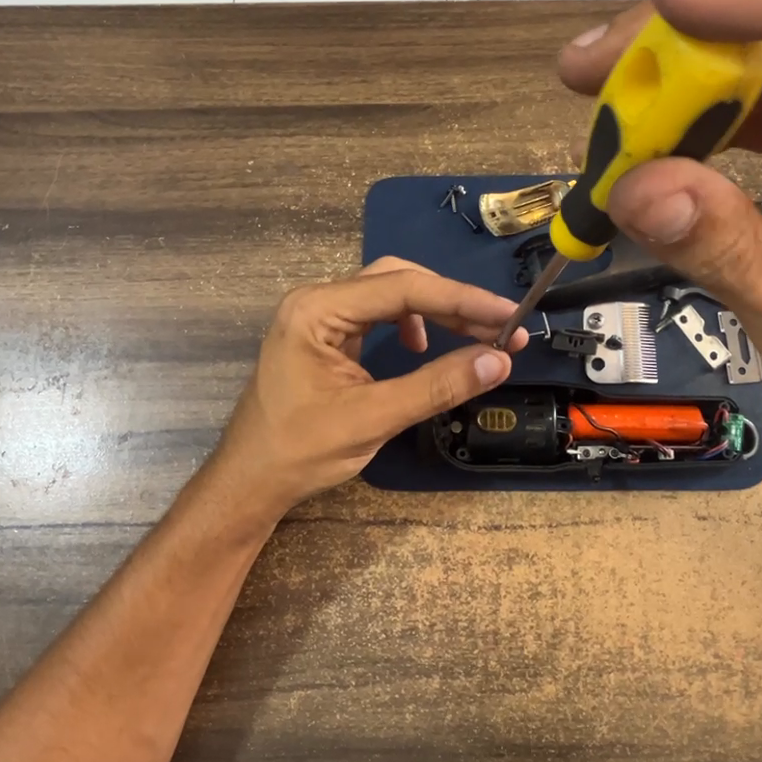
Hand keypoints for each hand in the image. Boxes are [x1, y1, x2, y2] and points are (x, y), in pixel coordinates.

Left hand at [212, 257, 528, 510]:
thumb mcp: (373, 418)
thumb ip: (436, 386)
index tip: (510, 315)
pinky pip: (378, 315)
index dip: (462, 299)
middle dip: (452, 302)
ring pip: (390, 295)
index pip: (403, 288)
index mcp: (317, 310)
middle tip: (500, 329)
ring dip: (435, 312)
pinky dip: (412, 324)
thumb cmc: (300, 451)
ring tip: (474, 337)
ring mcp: (319, 317)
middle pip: (398, 281)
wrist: (251, 480)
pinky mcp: (326, 336)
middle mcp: (317, 301)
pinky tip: (422, 348)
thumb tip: (499, 361)